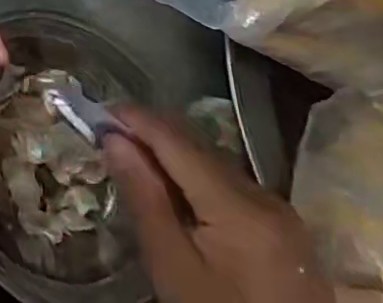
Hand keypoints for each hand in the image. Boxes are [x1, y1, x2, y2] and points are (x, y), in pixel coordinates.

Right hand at [105, 107, 330, 302]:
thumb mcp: (174, 272)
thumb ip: (145, 200)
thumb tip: (114, 140)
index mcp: (239, 207)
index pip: (177, 141)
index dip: (137, 119)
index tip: (99, 111)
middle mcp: (264, 196)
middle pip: (198, 145)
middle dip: (151, 131)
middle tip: (108, 132)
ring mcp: (280, 211)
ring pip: (214, 160)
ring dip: (172, 152)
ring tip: (133, 156)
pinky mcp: (284, 228)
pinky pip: (230, 183)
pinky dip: (196, 175)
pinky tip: (172, 187)